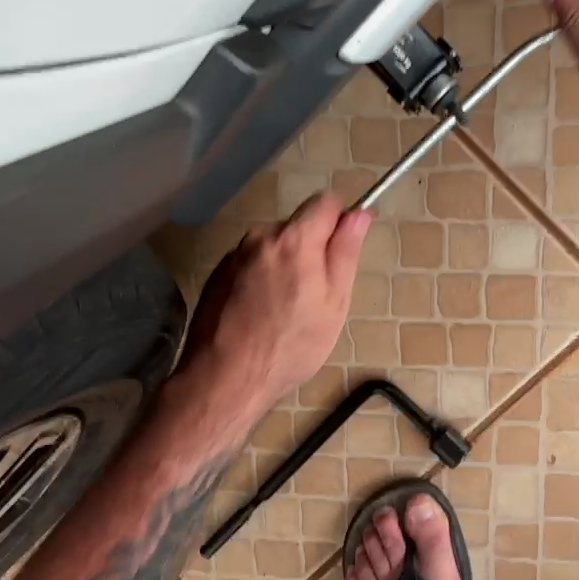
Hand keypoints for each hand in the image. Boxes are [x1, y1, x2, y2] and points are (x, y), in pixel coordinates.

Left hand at [172, 192, 370, 424]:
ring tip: (286, 310)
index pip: (325, 202)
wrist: (225, 377)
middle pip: (297, 226)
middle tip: (316, 295)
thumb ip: (345, 252)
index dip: (341, 221)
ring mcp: (234, 255)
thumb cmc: (290, 345)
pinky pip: (251, 264)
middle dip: (311, 250)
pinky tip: (260, 314)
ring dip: (285, 265)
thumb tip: (360, 214)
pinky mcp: (218, 274)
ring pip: (273, 247)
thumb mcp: (334, 303)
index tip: (343, 251)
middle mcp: (260, 236)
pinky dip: (261, 279)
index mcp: (294, 239)